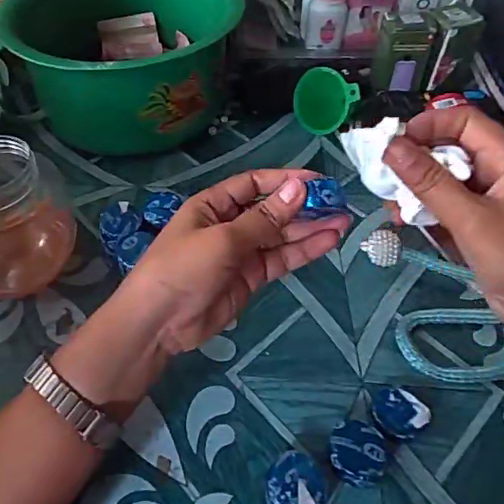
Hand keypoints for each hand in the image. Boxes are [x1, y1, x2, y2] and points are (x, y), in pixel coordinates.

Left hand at [106, 169, 350, 354]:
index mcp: (212, 206)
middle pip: (271, 210)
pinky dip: (303, 251)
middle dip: (303, 206)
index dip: (284, 181)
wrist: (160, 322)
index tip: (318, 181)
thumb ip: (263, 219)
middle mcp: (228, 225)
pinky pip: (280, 259)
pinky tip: (328, 242)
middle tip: (340, 203)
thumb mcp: (222, 239)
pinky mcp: (250, 277)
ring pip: (280, 235)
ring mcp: (240, 252)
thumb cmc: (182, 269)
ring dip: (309, 228)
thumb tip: (298, 189)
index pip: (253, 184)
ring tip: (343, 221)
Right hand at [382, 108, 503, 340]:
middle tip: (384, 178)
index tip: (393, 144)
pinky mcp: (483, 223)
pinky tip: (405, 221)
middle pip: (451, 148)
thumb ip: (429, 182)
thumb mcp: (470, 220)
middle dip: (415, 159)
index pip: (464, 120)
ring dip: (416, 188)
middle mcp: (501, 173)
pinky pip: (448, 204)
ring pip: (445, 178)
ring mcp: (492, 199)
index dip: (427, 125)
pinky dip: (426, 209)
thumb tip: (390, 145)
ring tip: (392, 206)